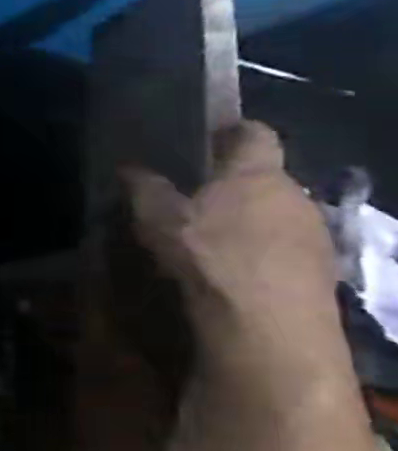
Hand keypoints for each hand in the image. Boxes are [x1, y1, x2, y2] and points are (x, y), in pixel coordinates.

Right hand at [124, 121, 340, 367]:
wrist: (267, 321)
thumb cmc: (208, 253)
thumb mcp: (156, 215)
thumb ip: (144, 186)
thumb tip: (131, 166)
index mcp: (257, 174)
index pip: (256, 134)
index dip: (232, 129)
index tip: (204, 133)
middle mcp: (296, 195)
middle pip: (263, 176)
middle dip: (230, 181)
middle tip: (187, 192)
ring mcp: (315, 232)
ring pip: (274, 211)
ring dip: (243, 216)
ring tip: (203, 231)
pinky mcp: (319, 266)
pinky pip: (282, 243)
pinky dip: (256, 245)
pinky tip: (226, 262)